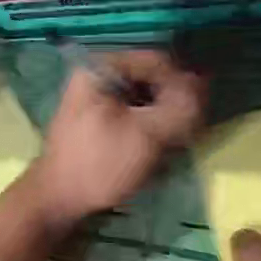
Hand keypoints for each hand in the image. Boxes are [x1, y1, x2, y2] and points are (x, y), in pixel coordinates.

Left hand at [28, 51, 203, 228]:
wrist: (57, 199)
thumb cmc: (100, 164)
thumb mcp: (147, 135)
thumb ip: (180, 106)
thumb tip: (203, 82)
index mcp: (101, 67)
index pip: (158, 61)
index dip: (182, 85)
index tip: (196, 116)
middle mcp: (95, 74)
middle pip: (151, 78)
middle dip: (171, 103)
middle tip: (185, 132)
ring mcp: (94, 96)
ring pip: (144, 97)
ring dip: (162, 117)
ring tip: (170, 144)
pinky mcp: (95, 118)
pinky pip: (131, 112)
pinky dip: (147, 126)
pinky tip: (154, 149)